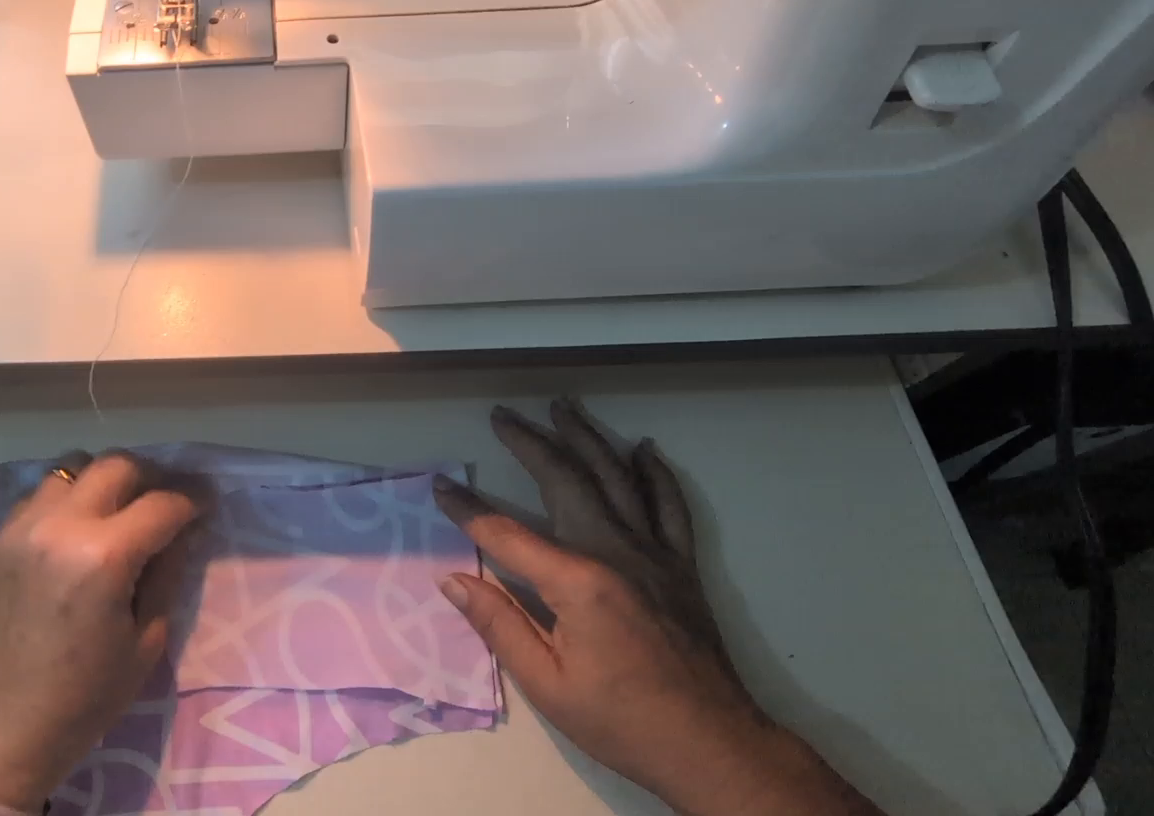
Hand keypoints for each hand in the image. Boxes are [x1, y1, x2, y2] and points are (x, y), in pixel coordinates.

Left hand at [0, 450, 203, 811]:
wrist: (0, 730)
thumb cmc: (84, 698)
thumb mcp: (146, 641)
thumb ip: (167, 573)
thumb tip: (181, 531)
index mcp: (104, 557)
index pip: (162, 503)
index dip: (192, 500)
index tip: (204, 505)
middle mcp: (62, 526)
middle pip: (118, 465)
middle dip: (151, 477)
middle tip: (164, 502)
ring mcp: (24, 528)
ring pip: (74, 467)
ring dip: (104, 480)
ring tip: (117, 509)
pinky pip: (41, 494)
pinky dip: (68, 498)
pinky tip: (77, 530)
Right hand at [433, 398, 881, 815]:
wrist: (712, 746)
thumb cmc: (622, 719)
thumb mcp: (547, 685)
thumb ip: (499, 625)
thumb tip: (451, 579)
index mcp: (577, 582)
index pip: (506, 533)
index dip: (468, 509)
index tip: (441, 486)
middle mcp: (615, 551)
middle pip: (565, 479)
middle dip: (530, 443)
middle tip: (503, 415)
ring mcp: (653, 552)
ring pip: (616, 477)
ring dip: (586, 438)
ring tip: (563, 407)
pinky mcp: (680, 564)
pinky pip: (669, 504)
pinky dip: (654, 472)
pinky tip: (641, 448)